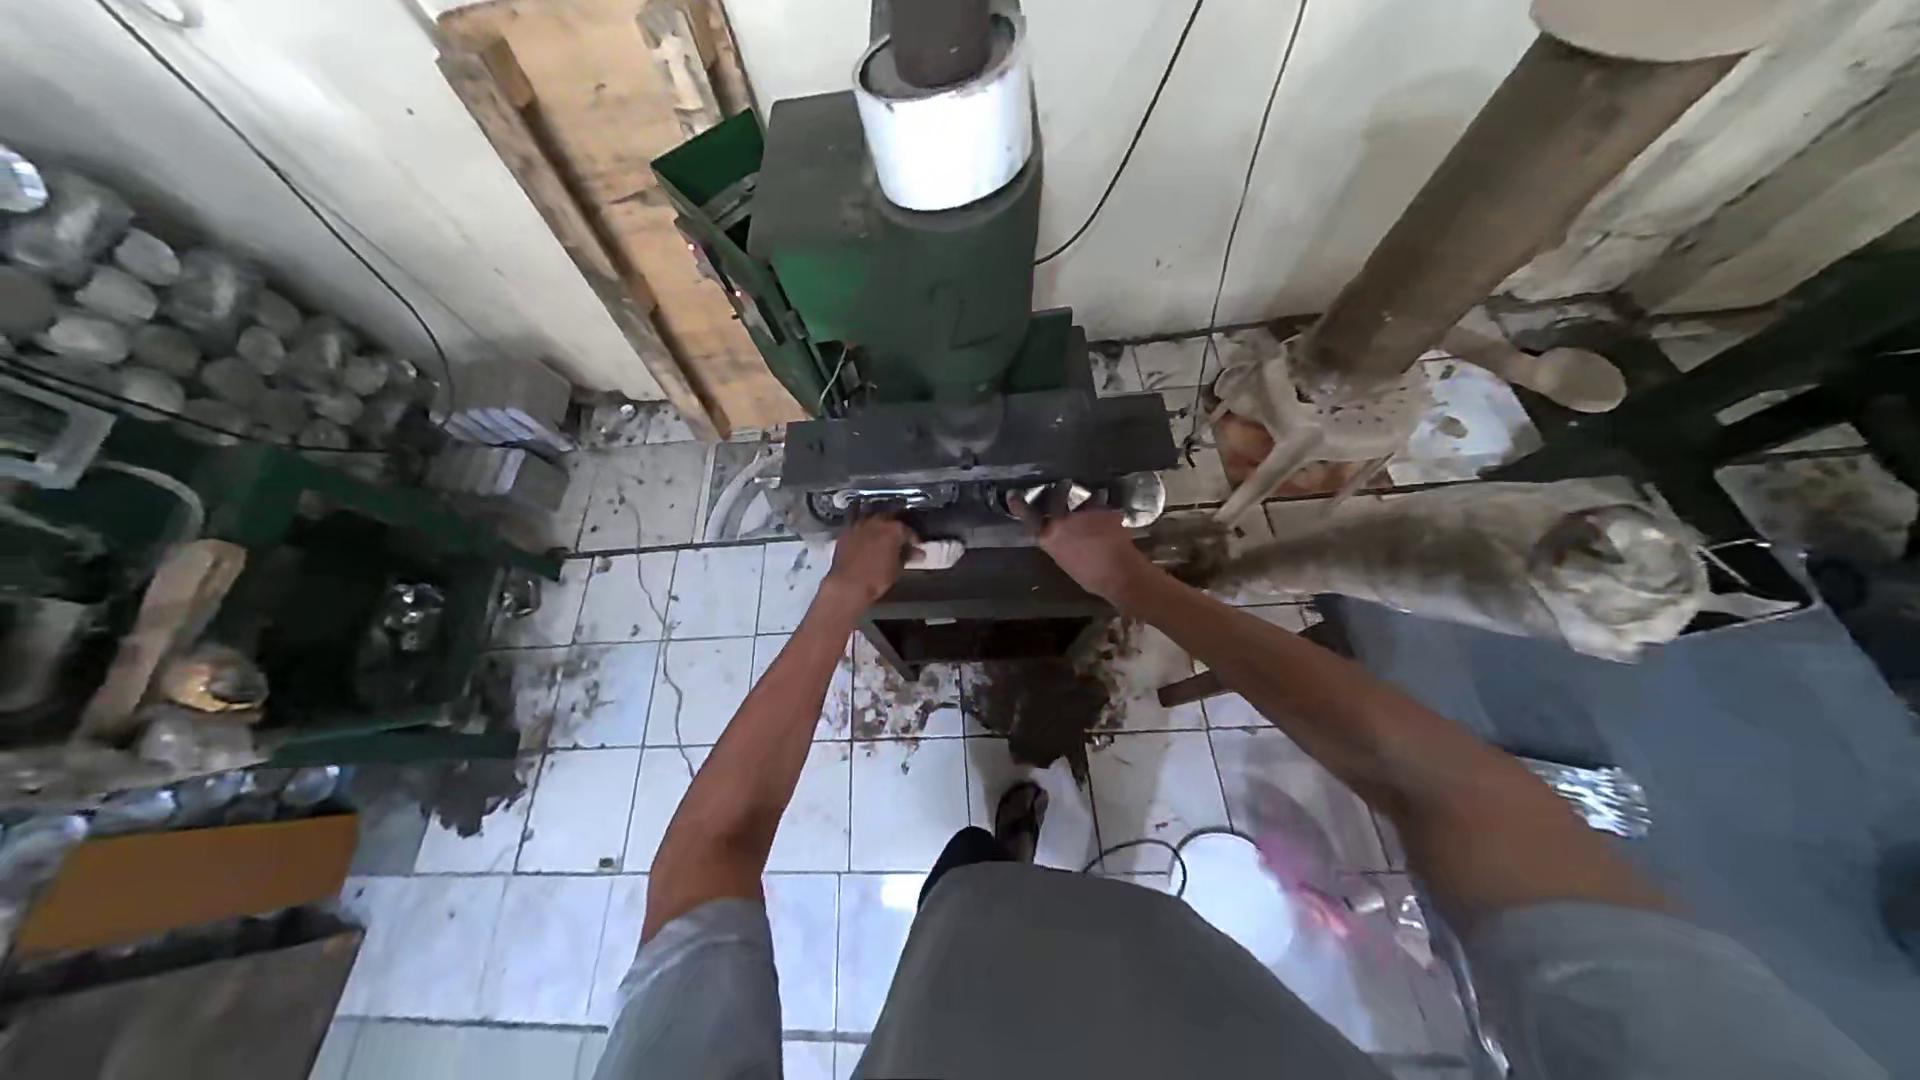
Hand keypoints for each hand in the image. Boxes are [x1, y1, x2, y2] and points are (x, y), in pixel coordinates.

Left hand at [822, 515, 917, 608]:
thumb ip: (907, 556)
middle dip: (896, 532)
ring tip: (883, 544)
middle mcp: (876, 522)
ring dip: (879, 531)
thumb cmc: (875, 578)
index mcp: (893, 528)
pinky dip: (865, 535)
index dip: (913, 540)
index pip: (908, 531)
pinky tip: (867, 545)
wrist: (848, 584)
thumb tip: (915, 553)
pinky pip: (860, 529)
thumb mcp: (898, 568)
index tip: (915, 547)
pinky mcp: (846, 532)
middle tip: (899, 544)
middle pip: (890, 522)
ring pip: (874, 523)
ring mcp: (859, 525)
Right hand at [1013, 500, 1157, 604]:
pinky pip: (1102, 507)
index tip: (1013, 494)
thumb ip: (1058, 542)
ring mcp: (1084, 513)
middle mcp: (1062, 521)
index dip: (1019, 504)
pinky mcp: (1104, 511)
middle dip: (1060, 490)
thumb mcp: (1064, 560)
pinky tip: (1110, 520)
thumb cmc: (1090, 577)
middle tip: (1063, 484)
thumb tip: (1062, 534)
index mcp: (1048, 537)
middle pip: (1056, 496)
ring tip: (1094, 505)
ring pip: (1083, 499)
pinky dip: (1105, 512)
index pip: (1029, 516)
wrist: (1119, 575)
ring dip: (1087, 501)